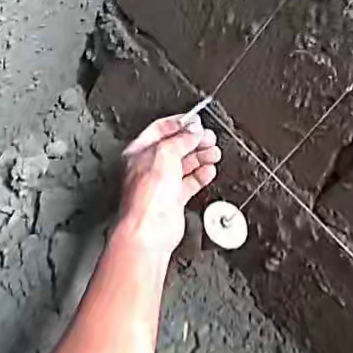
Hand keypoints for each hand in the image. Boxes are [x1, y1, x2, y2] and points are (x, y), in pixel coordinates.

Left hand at [113, 109, 221, 257]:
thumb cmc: (146, 195)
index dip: (179, 123)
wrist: (149, 230)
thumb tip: (194, 130)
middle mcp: (149, 167)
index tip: (195, 122)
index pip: (160, 129)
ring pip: (185, 164)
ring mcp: (161, 184)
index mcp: (139, 152)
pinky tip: (209, 170)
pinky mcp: (173, 199)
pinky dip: (201, 175)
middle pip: (176, 146)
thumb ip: (182, 138)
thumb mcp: (166, 153)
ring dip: (201, 156)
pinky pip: (190, 182)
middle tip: (209, 137)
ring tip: (214, 152)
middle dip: (194, 140)